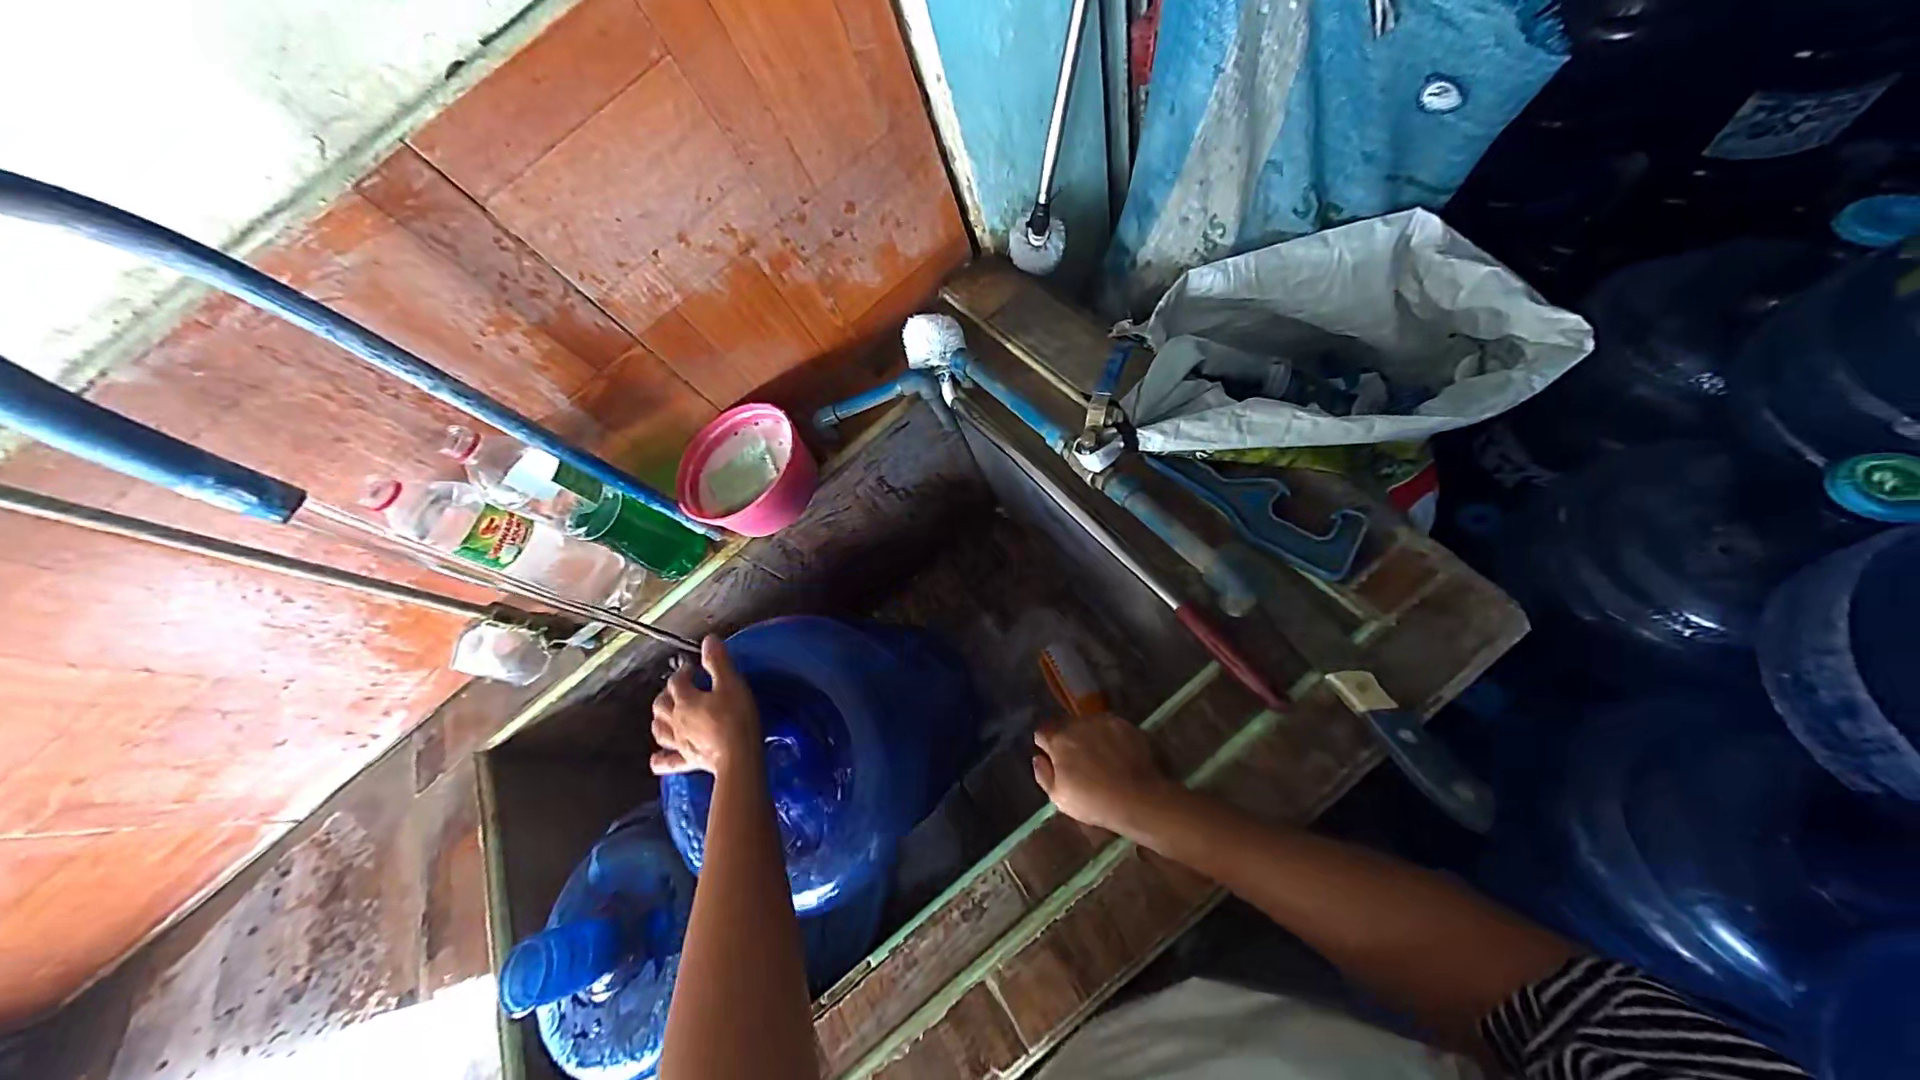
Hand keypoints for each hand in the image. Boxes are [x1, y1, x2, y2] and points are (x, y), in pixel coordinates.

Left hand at [650, 636, 761, 775]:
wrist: (737, 758)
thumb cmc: (736, 720)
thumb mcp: (731, 684)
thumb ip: (719, 662)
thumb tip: (709, 640)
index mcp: (686, 700)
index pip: (677, 681)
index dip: (683, 672)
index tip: (693, 667)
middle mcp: (677, 721)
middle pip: (662, 704)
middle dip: (667, 693)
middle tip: (679, 688)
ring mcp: (679, 742)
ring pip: (659, 728)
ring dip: (660, 719)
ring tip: (666, 713)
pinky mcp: (687, 761)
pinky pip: (668, 761)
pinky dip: (660, 758)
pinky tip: (658, 757)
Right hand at [1032, 711, 1182, 834]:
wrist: (1139, 798)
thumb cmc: (1094, 802)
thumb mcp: (1059, 798)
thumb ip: (1043, 775)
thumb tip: (1037, 758)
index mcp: (1058, 741)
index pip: (1042, 732)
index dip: (1046, 744)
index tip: (1053, 757)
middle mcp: (1077, 724)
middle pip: (1064, 724)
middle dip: (1066, 737)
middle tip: (1076, 757)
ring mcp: (1102, 721)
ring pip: (1086, 722)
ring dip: (1087, 733)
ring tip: (1098, 753)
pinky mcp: (1123, 724)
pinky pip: (1108, 724)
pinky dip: (1107, 734)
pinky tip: (1116, 750)